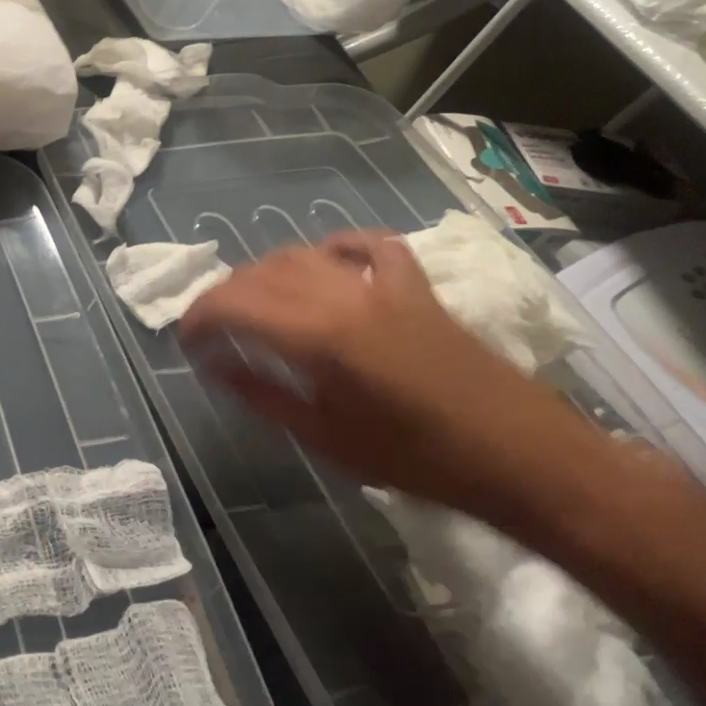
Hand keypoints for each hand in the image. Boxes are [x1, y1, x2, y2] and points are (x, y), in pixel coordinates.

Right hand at [176, 230, 608, 520]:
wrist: (519, 457)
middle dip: (223, 296)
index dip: (198, 319)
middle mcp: (342, 296)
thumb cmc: (415, 458)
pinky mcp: (415, 288)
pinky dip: (338, 247)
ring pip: (302, 255)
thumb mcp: (324, 437)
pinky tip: (326, 263)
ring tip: (255, 303)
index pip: (232, 305)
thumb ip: (261, 394)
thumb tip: (212, 367)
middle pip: (259, 274)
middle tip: (212, 330)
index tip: (186, 342)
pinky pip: (369, 247)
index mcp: (316, 335)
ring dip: (266, 273)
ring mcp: (381, 285)